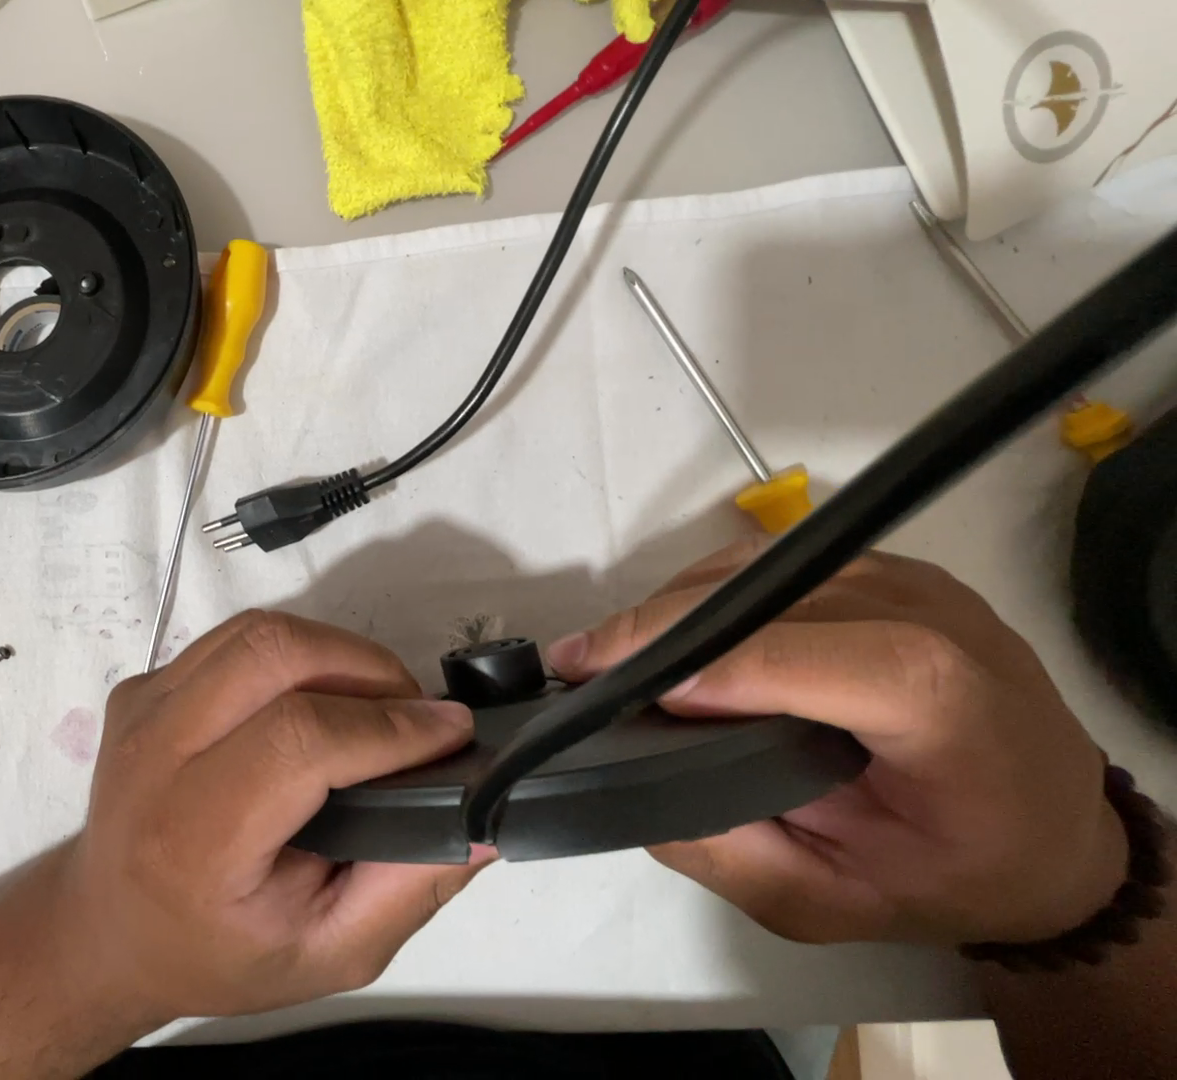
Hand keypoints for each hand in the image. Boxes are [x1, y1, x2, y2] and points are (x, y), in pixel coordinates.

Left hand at [55, 610, 494, 1024]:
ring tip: (374, 703)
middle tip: (414, 712)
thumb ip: (410, 887)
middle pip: (272, 655)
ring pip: (254, 632)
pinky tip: (317, 698)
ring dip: (334, 651)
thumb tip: (483, 818)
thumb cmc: (215, 952)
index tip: (452, 732)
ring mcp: (141, 708)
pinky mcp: (141, 686)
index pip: (299, 741)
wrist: (109, 927)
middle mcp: (155, 753)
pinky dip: (293, 654)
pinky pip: (231, 640)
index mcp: (195, 835)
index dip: (388, 727)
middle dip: (366, 667)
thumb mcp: (327, 953)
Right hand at [545, 540, 1126, 947]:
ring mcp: (906, 581)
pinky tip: (661, 632)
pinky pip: (761, 560)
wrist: (1046, 829)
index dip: (717, 666)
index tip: (621, 691)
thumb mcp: (834, 902)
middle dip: (654, 629)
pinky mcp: (877, 568)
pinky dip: (696, 591)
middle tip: (573, 665)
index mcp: (953, 711)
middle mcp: (937, 621)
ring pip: (751, 569)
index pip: (825, 660)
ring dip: (665, 608)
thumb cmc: (948, 872)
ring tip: (607, 654)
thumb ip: (731, 856)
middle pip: (770, 600)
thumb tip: (633, 792)